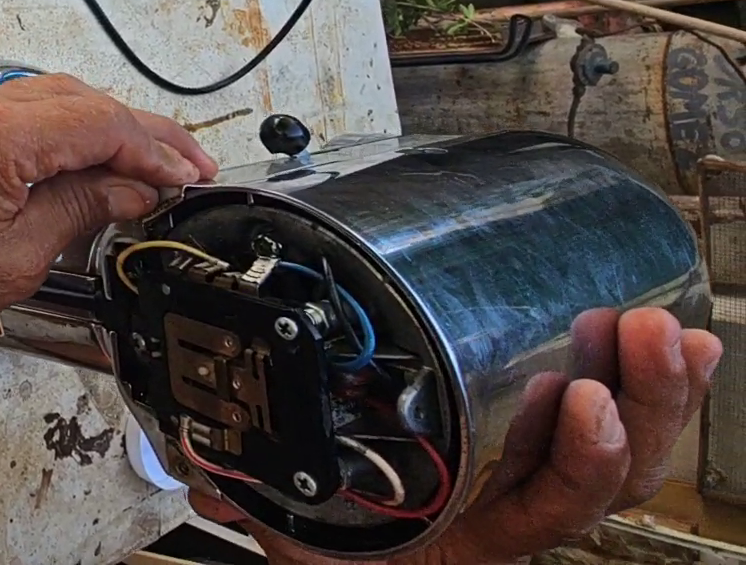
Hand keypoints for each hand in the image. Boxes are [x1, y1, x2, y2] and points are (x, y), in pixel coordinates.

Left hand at [0, 73, 217, 339]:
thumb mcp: (14, 257)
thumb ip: (80, 210)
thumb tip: (131, 188)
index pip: (99, 124)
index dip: (155, 148)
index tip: (188, 173)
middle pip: (80, 101)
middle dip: (137, 131)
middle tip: (181, 165)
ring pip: (52, 97)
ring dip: (100, 125)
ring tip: (142, 163)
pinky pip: (18, 107)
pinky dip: (59, 127)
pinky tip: (82, 155)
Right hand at [191, 307, 722, 564]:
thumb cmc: (339, 550)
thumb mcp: (306, 545)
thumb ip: (271, 518)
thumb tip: (209, 486)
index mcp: (473, 531)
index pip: (549, 502)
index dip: (577, 453)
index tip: (579, 395)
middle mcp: (516, 510)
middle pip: (612, 470)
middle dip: (642, 398)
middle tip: (639, 330)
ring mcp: (527, 478)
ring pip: (623, 450)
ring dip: (654, 386)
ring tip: (660, 327)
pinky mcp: (523, 446)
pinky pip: (601, 431)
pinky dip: (637, 388)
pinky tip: (654, 346)